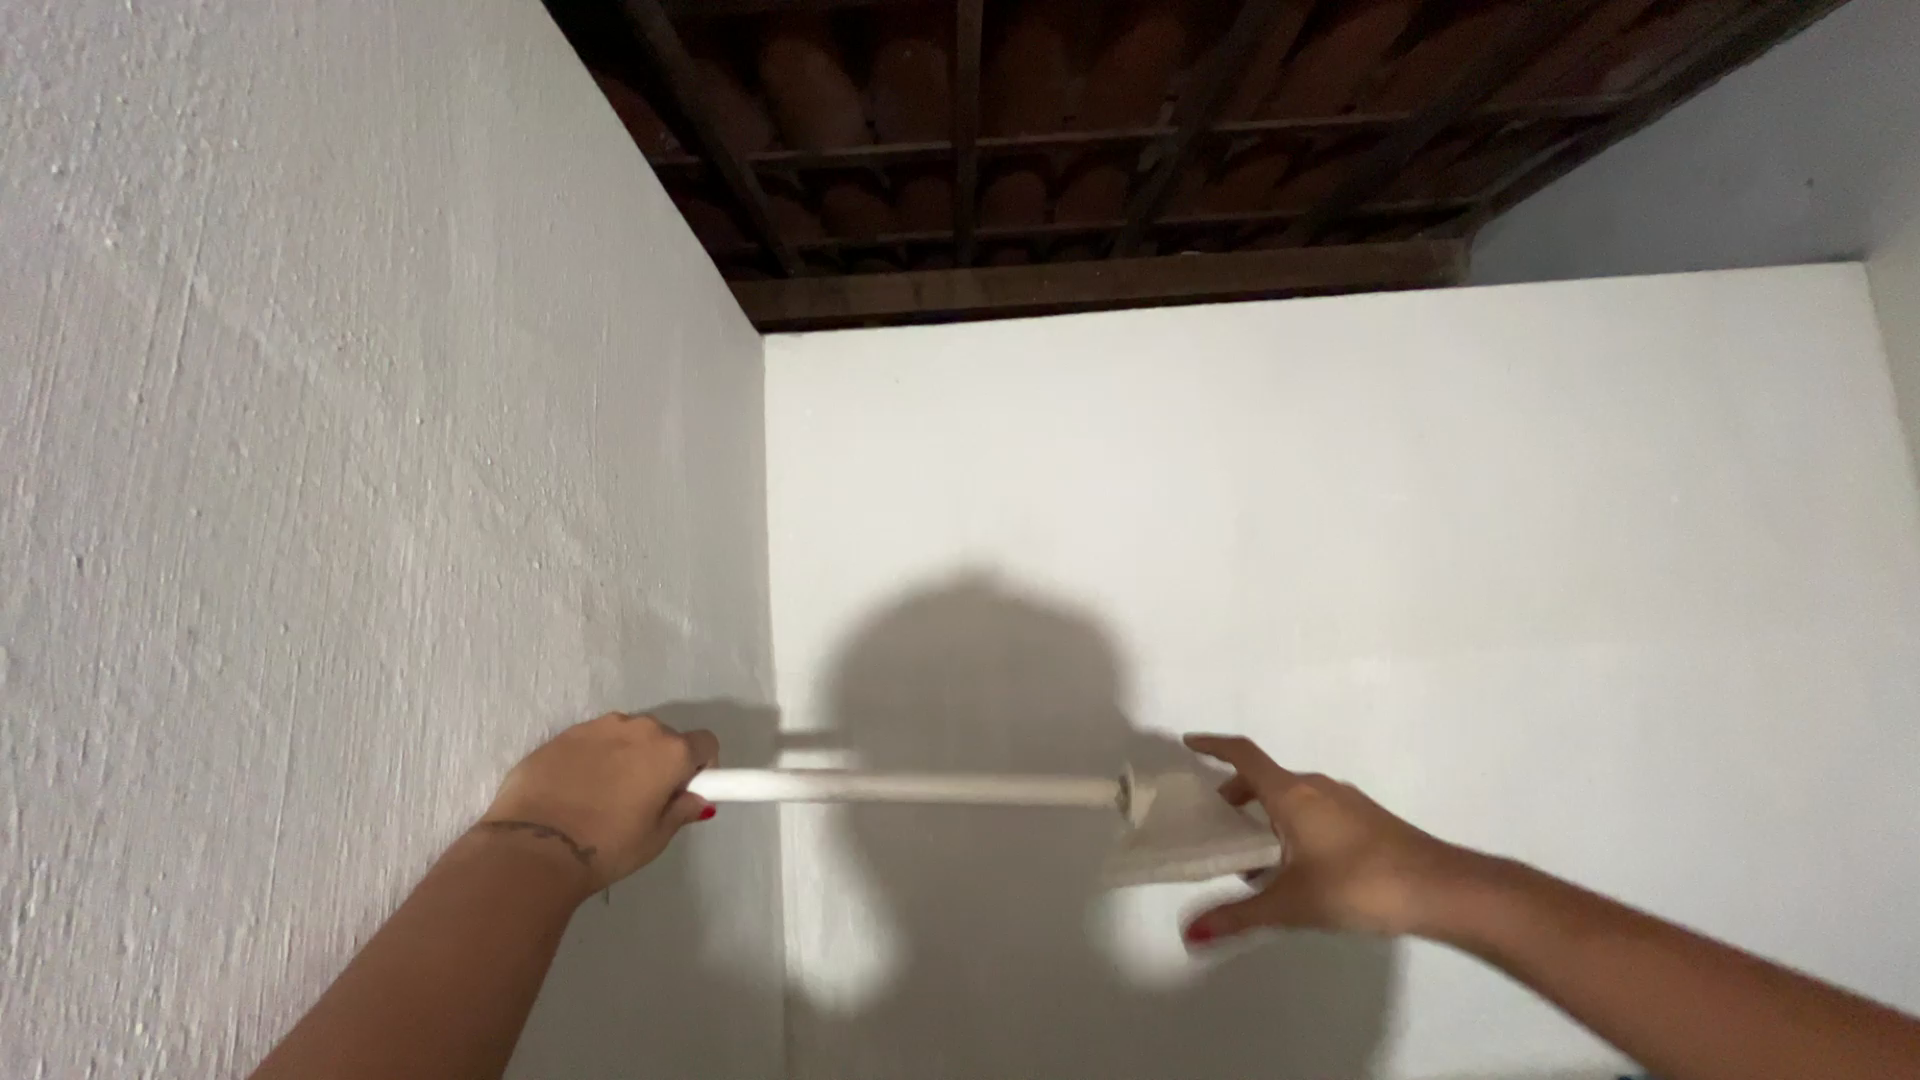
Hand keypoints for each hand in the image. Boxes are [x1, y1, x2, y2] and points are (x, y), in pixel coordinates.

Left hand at [478, 712, 718, 891]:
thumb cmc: (605, 847)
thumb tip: (696, 799)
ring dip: (625, 755)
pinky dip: (592, 758)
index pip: (706, 743)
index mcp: (671, 751)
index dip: (700, 767)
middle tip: (641, 799)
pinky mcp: (563, 734)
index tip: (683, 791)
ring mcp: (599, 727)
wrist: (530, 849)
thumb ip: (682, 811)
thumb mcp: (654, 839)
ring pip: (626, 735)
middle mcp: (640, 728)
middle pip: (664, 737)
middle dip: (660, 761)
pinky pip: (592, 741)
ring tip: (602, 795)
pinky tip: (574, 790)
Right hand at [1181, 733, 1468, 943]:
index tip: (1188, 743)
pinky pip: (1315, 808)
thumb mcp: (1292, 904)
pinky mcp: (1366, 819)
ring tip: (1257, 857)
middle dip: (1236, 796)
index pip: (1242, 755)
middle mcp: (1315, 786)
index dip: (1213, 746)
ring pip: (1292, 795)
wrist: (1446, 890)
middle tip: (1219, 827)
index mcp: (1290, 793)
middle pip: (1264, 778)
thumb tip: (1191, 933)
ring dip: (1266, 814)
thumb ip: (1239, 916)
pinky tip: (1301, 866)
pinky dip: (1293, 823)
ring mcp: (1345, 800)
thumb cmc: (1359, 885)